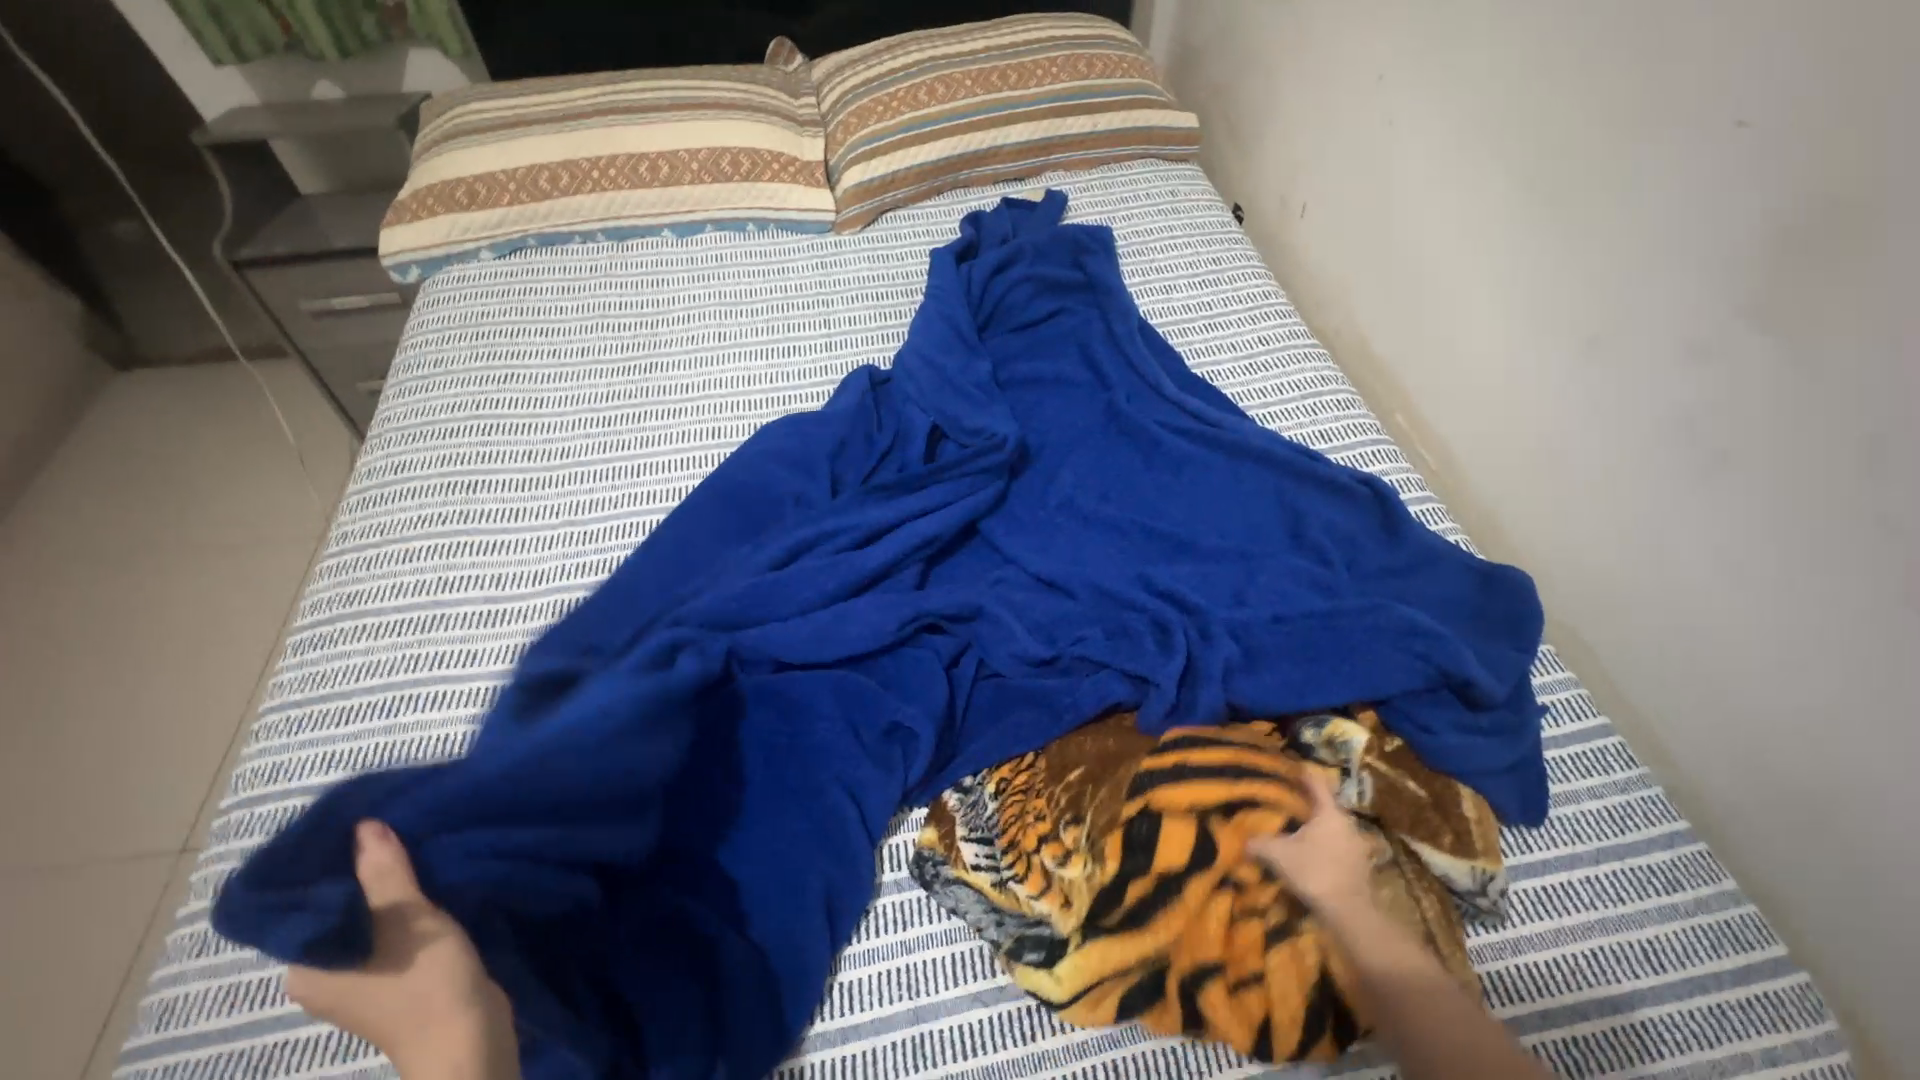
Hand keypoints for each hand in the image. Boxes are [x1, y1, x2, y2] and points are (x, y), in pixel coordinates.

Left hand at [285, 821, 519, 1079]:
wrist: (469, 1043)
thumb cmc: (426, 984)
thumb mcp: (407, 920)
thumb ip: (384, 873)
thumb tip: (364, 826)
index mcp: (306, 968)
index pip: (308, 904)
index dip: (331, 864)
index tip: (358, 825)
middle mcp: (324, 975)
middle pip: (341, 910)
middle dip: (367, 872)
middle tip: (392, 827)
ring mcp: (362, 981)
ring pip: (371, 921)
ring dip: (393, 890)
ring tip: (416, 845)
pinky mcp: (397, 981)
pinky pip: (392, 934)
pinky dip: (409, 911)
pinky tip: (432, 884)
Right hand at [1246, 767, 1381, 914]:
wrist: (1349, 913)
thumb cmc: (1314, 872)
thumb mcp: (1278, 855)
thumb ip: (1258, 844)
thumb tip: (1243, 841)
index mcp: (1330, 814)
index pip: (1317, 785)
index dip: (1303, 774)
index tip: (1292, 767)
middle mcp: (1348, 825)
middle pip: (1326, 808)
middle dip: (1308, 806)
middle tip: (1287, 805)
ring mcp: (1358, 847)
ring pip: (1333, 830)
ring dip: (1318, 830)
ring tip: (1298, 834)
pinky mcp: (1361, 868)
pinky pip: (1339, 849)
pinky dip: (1325, 849)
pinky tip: (1312, 858)